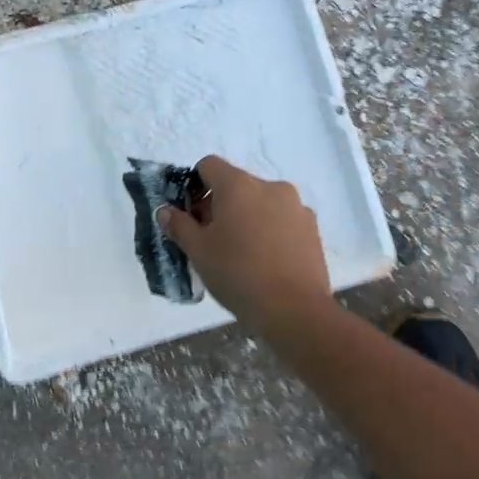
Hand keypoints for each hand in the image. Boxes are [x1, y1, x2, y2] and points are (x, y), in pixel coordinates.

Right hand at [157, 155, 332, 331]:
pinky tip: (267, 262)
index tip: (192, 216)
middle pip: (236, 185)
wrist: (296, 312)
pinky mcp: (313, 229)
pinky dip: (271, 231)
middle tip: (213, 239)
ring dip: (248, 218)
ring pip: (261, 203)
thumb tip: (166, 212)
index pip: (208, 166)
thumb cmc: (238, 274)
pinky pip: (283, 220)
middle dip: (220, 205)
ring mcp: (296, 207)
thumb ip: (179, 226)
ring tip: (243, 254)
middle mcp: (269, 186)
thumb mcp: (198, 251)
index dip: (195, 186)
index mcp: (238, 185)